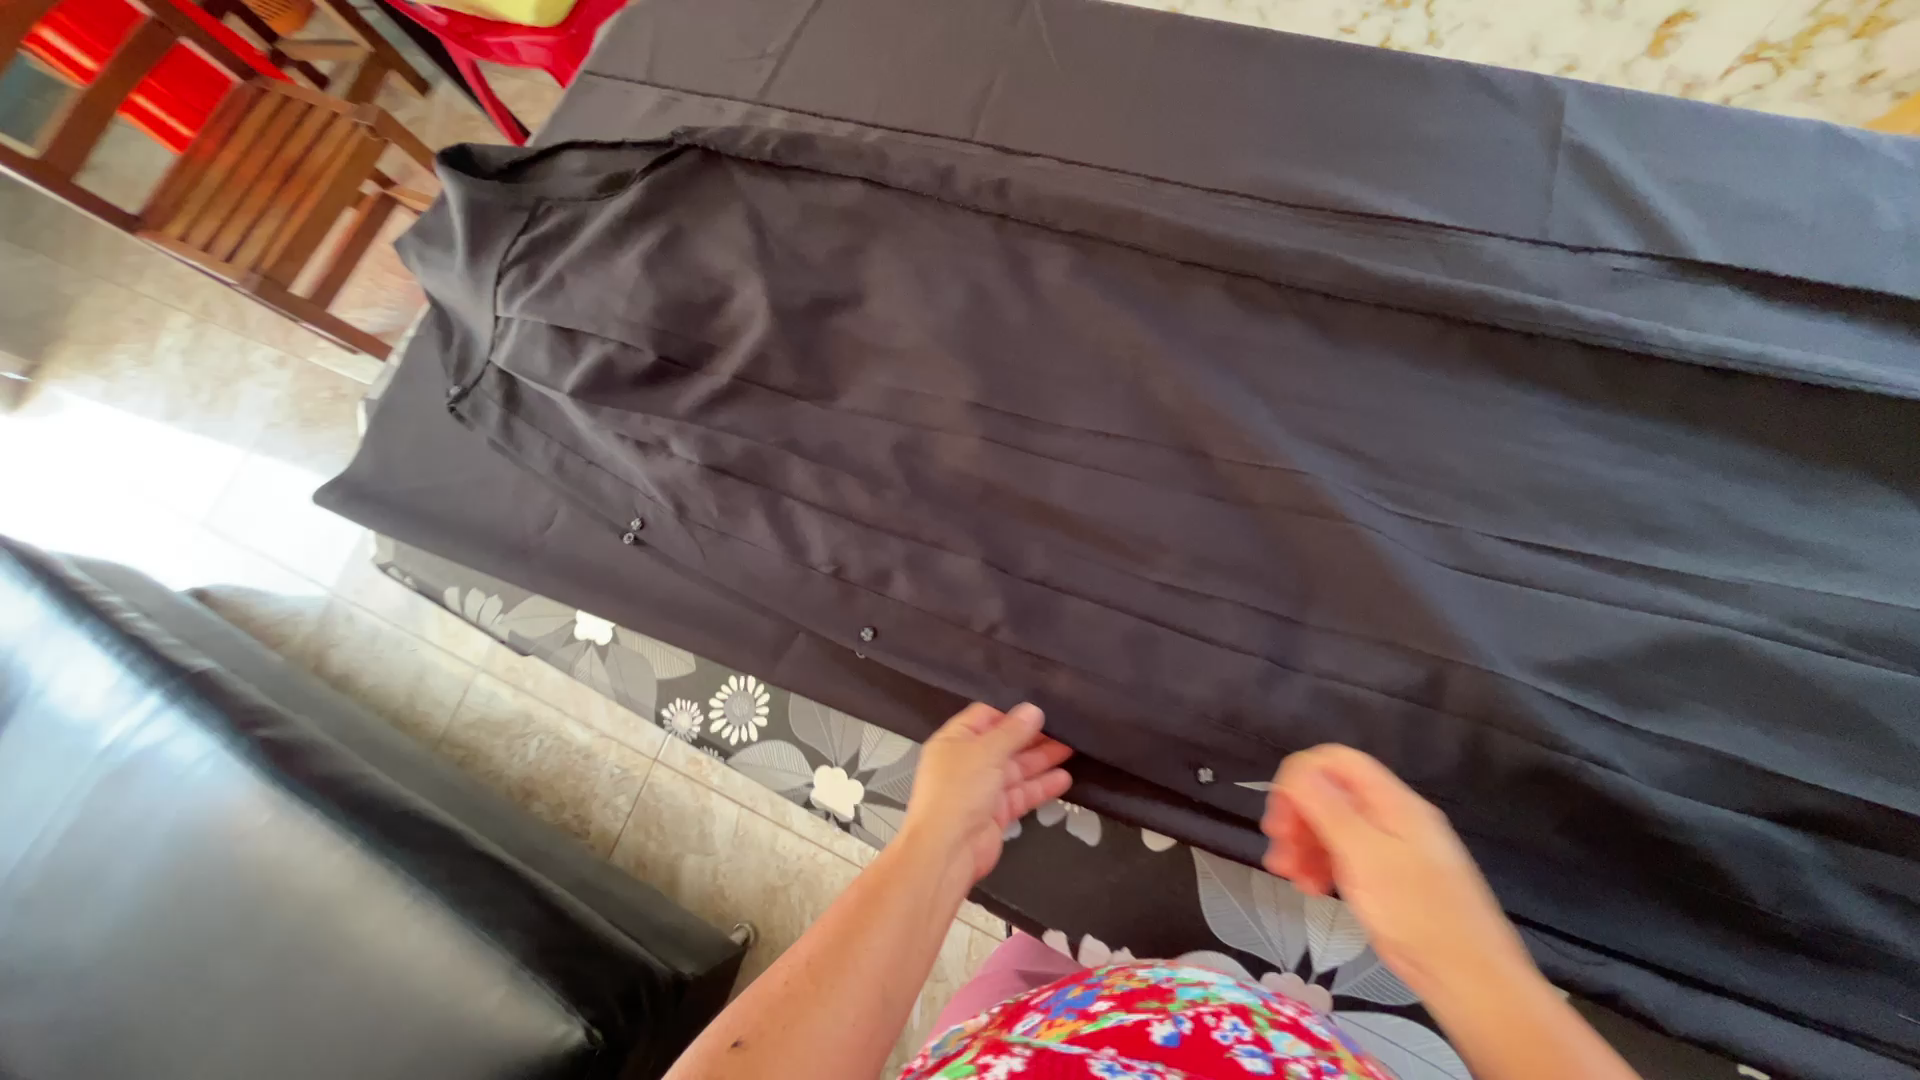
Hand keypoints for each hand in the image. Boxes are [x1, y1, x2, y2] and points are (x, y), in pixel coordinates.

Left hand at [899, 702, 1072, 889]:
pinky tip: (1064, 778)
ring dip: (1042, 759)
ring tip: (1072, 748)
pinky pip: (1022, 793)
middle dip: (1033, 736)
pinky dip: (1042, 786)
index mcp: (955, 740)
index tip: (1041, 706)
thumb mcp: (985, 752)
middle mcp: (968, 762)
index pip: (985, 716)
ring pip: (1017, 768)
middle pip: (1004, 743)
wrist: (948, 849)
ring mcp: (983, 788)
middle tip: (1065, 728)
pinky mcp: (997, 812)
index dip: (1012, 712)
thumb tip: (1032, 710)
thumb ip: (1012, 731)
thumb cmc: (958, 791)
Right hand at [1261, 744, 1536, 1001]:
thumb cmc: (1416, 913)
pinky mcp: (1387, 876)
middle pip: (1330, 793)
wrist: (1471, 980)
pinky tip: (1311, 889)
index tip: (1279, 814)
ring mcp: (1390, 846)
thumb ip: (1328, 807)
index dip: (1300, 776)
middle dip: (1297, 817)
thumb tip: (1296, 769)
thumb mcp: (1364, 855)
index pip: (1336, 760)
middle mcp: (1391, 815)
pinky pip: (1344, 854)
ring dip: (1303, 845)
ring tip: (1291, 878)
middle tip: (1278, 851)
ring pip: (1332, 825)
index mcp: (1392, 801)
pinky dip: (1321, 865)